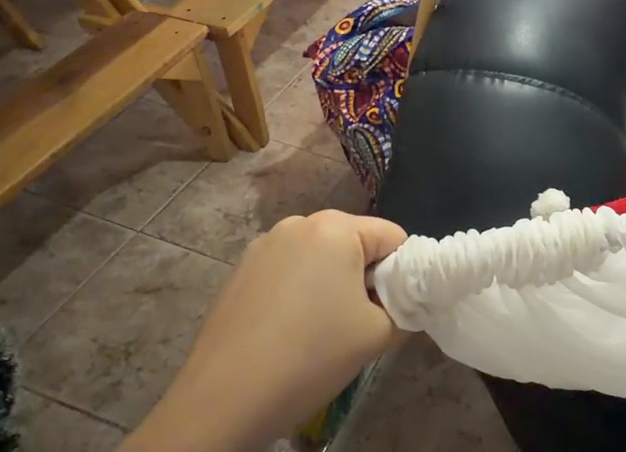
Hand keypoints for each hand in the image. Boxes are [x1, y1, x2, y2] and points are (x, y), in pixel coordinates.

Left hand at [123, 210, 406, 451]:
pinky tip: (287, 331)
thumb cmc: (309, 358)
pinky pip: (288, 271)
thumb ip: (405, 309)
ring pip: (320, 257)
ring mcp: (263, 245)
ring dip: (330, 284)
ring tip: (319, 330)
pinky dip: (298, 292)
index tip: (391, 311)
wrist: (221, 404)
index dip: (402, 274)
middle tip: (357, 323)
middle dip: (364, 277)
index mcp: (335, 226)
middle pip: (354, 243)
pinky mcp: (239, 271)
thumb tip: (403, 303)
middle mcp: (298, 222)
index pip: (393, 238)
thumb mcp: (377, 336)